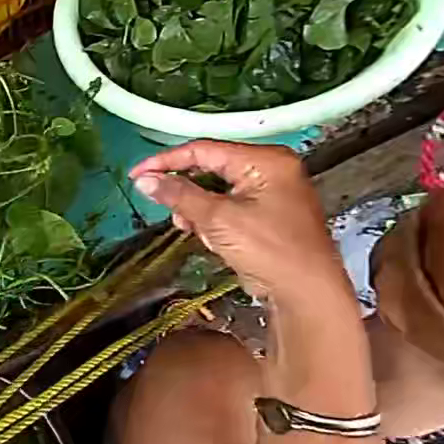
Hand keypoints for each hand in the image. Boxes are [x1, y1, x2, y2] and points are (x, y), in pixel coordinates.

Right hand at [129, 141, 344, 303]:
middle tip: (159, 201)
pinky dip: (209, 216)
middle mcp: (271, 168)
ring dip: (195, 206)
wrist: (306, 293)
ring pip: (215, 187)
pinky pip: (226, 203)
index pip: (203, 150)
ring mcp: (270, 190)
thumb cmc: (269, 251)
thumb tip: (144, 179)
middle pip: (209, 167)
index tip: (137, 174)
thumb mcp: (216, 219)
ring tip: (188, 225)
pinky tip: (204, 233)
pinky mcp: (266, 211)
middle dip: (183, 188)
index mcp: (265, 161)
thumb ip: (178, 194)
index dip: (165, 161)